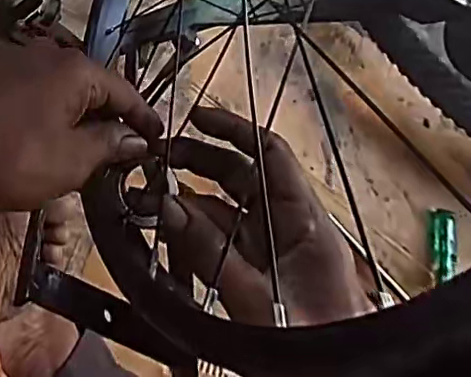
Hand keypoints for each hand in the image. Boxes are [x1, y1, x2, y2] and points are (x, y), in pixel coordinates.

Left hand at [0, 38, 162, 226]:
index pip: (120, 87)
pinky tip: (41, 128)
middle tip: (123, 142)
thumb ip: (108, 144)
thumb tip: (135, 137)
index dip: (141, 114)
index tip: (157, 136)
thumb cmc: (10, 161)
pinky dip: (43, 103)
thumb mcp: (70, 161)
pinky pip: (27, 83)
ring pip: (55, 81)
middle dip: (106, 109)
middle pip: (87, 80)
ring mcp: (9, 56)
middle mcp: (41, 52)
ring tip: (84, 139)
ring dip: (72, 106)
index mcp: (69, 68)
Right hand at [159, 107, 368, 326]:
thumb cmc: (325, 353)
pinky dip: (188, 233)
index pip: (269, 153)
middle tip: (155, 157)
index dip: (232, 128)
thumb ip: (210, 252)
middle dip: (193, 160)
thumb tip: (166, 204)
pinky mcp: (257, 276)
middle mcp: (287, 229)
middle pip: (237, 174)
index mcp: (303, 223)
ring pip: (221, 209)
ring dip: (182, 201)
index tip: (194, 118)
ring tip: (145, 199)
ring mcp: (271, 253)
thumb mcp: (261, 302)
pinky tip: (162, 233)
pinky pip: (216, 241)